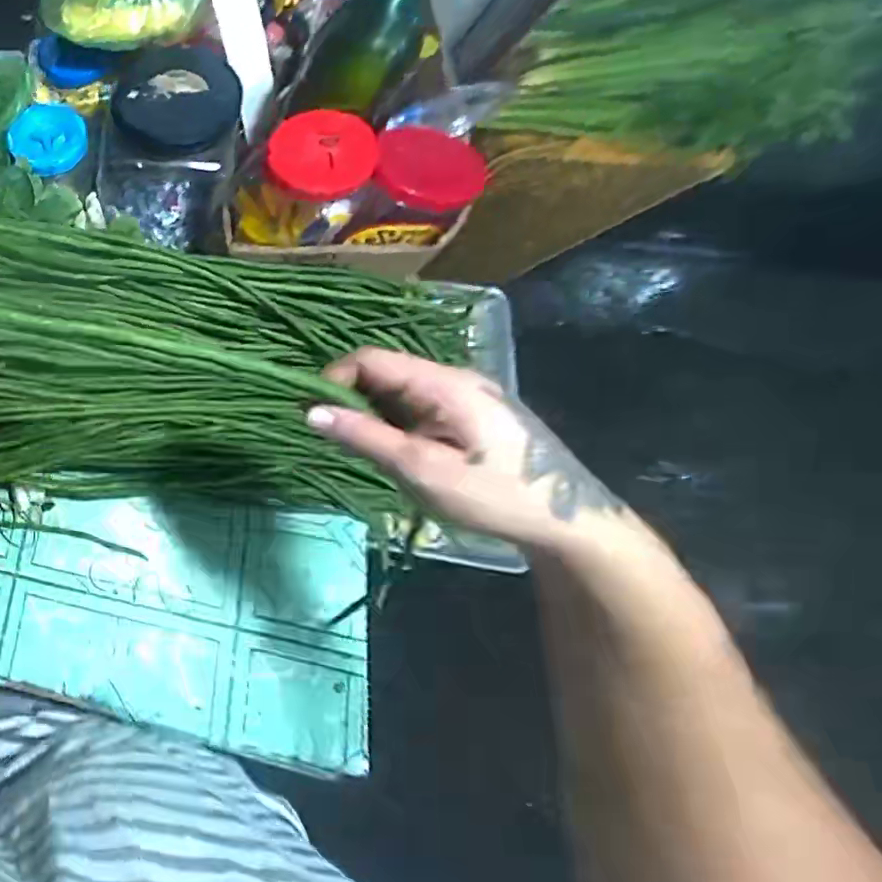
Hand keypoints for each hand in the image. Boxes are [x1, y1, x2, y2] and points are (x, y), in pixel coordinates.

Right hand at [307, 348, 631, 554]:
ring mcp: (462, 395)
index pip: (370, 359)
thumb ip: (365, 437)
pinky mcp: (467, 413)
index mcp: (443, 383)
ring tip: (363, 451)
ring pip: (396, 390)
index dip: (333, 379)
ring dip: (370, 414)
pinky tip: (394, 453)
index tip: (313, 416)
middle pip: (382, 371)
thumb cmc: (495, 495)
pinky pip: (414, 406)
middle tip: (334, 439)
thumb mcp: (422, 470)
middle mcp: (452, 378)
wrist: (571, 522)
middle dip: (349, 399)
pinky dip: (391, 423)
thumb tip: (310, 412)